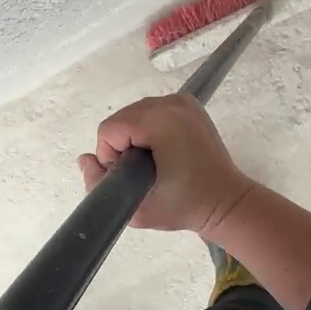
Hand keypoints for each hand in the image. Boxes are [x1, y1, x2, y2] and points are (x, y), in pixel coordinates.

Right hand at [77, 94, 257, 233]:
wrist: (226, 202)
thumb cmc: (185, 207)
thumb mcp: (137, 208)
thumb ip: (100, 185)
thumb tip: (84, 159)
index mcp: (159, 121)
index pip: (109, 130)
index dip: (111, 157)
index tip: (132, 178)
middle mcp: (170, 103)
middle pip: (121, 118)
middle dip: (122, 146)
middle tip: (142, 174)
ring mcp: (182, 101)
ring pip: (135, 114)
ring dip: (134, 138)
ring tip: (154, 165)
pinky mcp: (190, 105)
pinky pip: (153, 112)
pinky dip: (149, 130)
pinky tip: (163, 152)